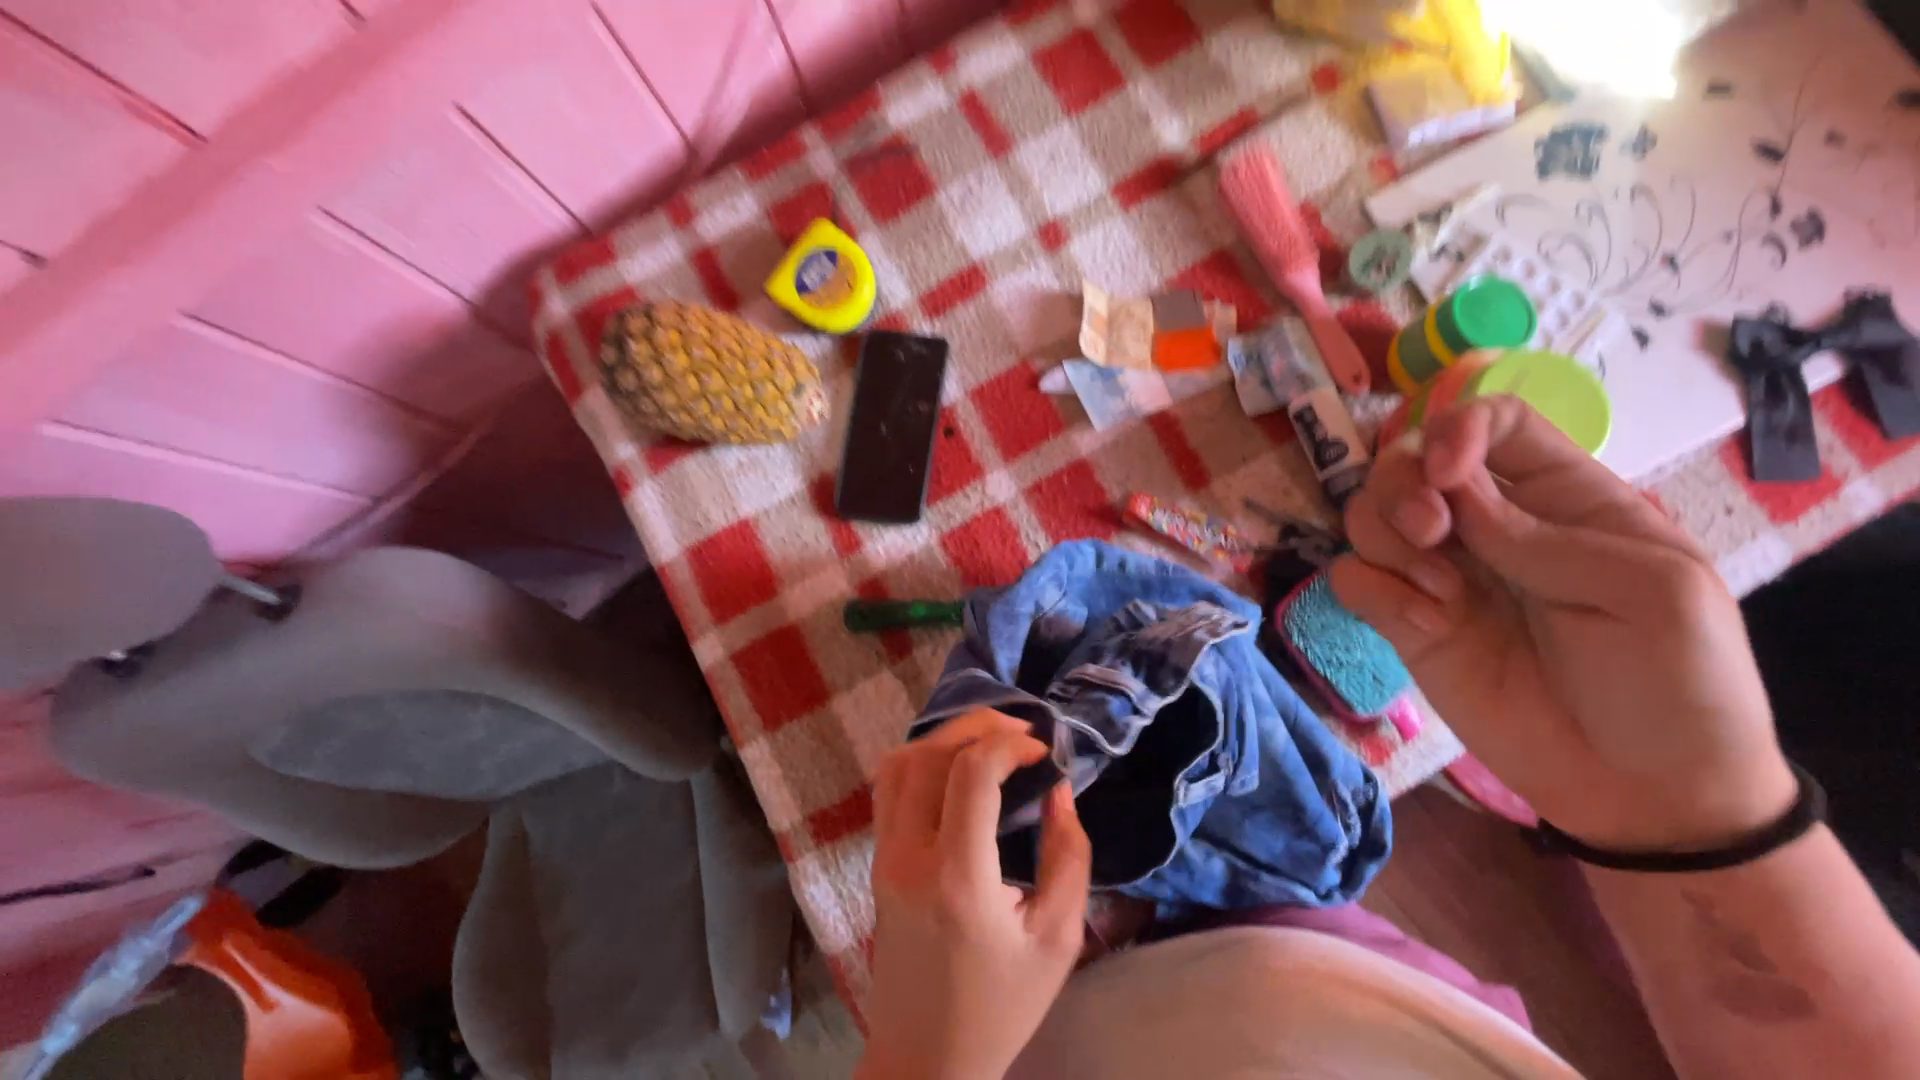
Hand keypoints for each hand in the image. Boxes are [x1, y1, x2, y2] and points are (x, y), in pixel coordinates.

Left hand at [858, 709, 1092, 1079]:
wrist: (926, 1058)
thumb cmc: (1001, 1005)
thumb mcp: (1058, 939)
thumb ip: (1067, 856)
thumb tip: (1059, 791)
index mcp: (958, 878)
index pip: (971, 773)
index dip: (1010, 745)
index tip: (1045, 753)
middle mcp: (908, 856)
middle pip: (929, 754)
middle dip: (979, 726)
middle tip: (1022, 731)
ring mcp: (883, 857)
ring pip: (899, 763)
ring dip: (945, 739)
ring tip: (990, 743)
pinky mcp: (876, 862)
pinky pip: (888, 789)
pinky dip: (920, 761)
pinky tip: (955, 769)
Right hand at [1330, 394, 1797, 851]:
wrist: (1640, 788)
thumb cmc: (1674, 680)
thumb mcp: (1654, 592)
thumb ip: (1549, 537)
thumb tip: (1455, 506)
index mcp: (1561, 498)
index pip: (1494, 422)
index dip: (1459, 426)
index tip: (1450, 475)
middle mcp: (1489, 525)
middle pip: (1409, 461)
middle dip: (1403, 485)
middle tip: (1432, 532)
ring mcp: (1441, 574)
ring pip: (1368, 514)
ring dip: (1387, 540)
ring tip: (1440, 593)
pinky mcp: (1408, 623)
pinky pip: (1354, 579)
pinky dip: (1374, 592)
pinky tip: (1424, 625)